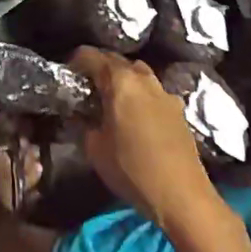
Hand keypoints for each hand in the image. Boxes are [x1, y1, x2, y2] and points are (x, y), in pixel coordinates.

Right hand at [69, 47, 218, 225]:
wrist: (182, 195)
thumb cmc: (133, 169)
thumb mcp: (96, 150)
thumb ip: (85, 125)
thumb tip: (82, 116)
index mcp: (120, 81)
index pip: (92, 56)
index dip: (77, 60)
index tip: (68, 71)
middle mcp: (143, 77)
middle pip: (117, 61)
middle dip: (101, 68)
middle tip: (89, 86)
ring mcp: (164, 91)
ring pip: (138, 74)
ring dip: (124, 80)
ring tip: (114, 100)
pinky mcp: (178, 108)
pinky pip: (154, 92)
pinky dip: (142, 96)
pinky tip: (139, 117)